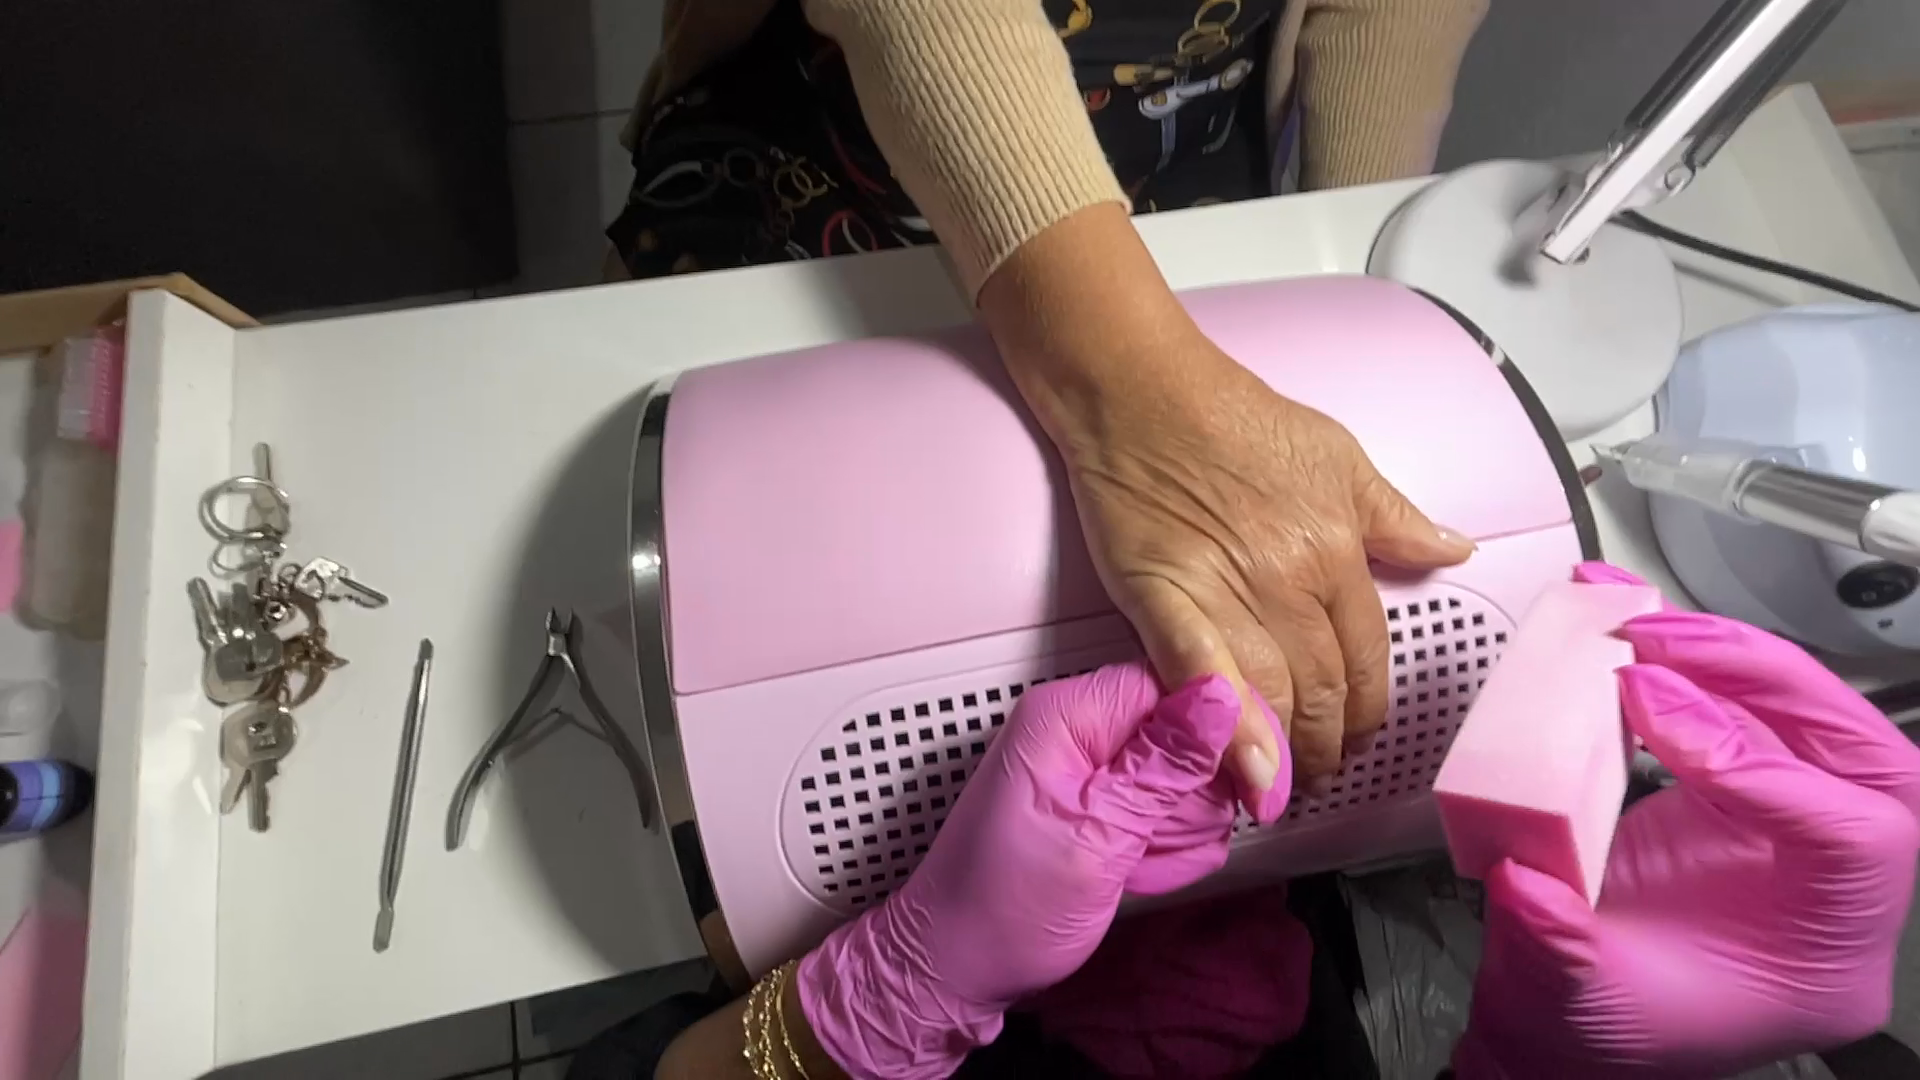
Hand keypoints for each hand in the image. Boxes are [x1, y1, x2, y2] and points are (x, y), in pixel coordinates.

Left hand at [796, 663, 1274, 1076]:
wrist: (960, 962)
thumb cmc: (1005, 906)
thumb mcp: (1095, 838)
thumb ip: (1162, 766)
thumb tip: (1220, 696)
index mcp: (1067, 714)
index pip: (1174, 680)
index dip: (1225, 730)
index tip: (1253, 787)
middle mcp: (1082, 725)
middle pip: (1189, 729)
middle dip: (1193, 797)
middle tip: (1154, 844)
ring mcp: (1095, 762)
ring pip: (1188, 775)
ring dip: (1177, 830)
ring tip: (1131, 865)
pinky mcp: (1105, 796)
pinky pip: (1170, 807)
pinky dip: (1165, 846)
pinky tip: (1131, 871)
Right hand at [1059, 336, 1473, 808]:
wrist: (1142, 393)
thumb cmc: (1232, 415)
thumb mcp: (1335, 454)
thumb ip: (1391, 513)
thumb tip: (1449, 549)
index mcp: (1338, 548)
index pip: (1365, 655)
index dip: (1362, 710)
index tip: (1351, 736)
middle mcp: (1293, 579)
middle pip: (1322, 688)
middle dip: (1325, 746)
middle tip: (1314, 775)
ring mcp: (1228, 589)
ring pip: (1273, 693)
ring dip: (1285, 755)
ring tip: (1279, 792)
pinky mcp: (1163, 593)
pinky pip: (1201, 668)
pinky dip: (1225, 722)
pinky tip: (1241, 773)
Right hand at [1457, 582, 1919, 1078]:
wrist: (1565, 1025)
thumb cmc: (1582, 1023)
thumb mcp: (1559, 991)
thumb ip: (1546, 935)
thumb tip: (1524, 871)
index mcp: (1809, 946)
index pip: (1849, 833)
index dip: (1747, 755)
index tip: (1640, 700)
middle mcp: (1815, 885)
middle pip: (1862, 761)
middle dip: (1764, 679)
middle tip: (1660, 636)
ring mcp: (1773, 839)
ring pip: (1810, 730)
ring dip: (1728, 662)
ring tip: (1642, 624)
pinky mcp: (1718, 808)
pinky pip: (1733, 724)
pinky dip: (1686, 674)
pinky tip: (1632, 646)